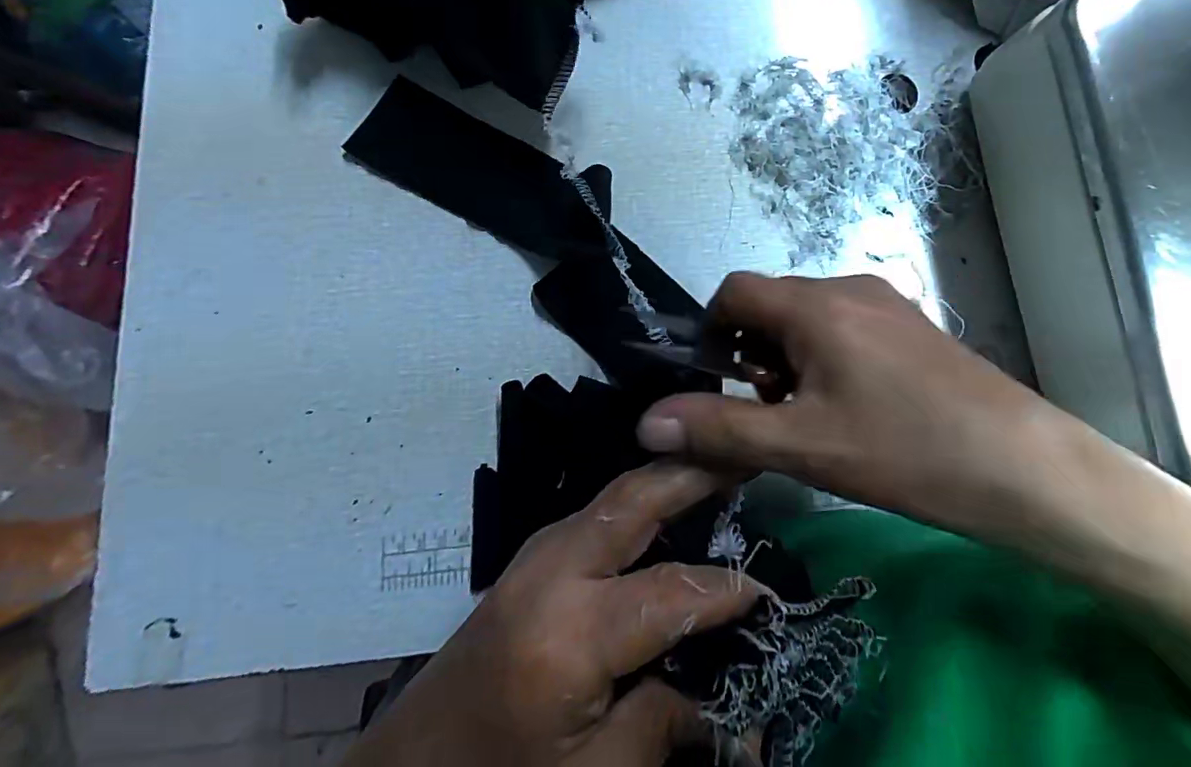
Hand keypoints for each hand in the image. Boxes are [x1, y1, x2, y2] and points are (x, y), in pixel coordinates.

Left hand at [344, 463, 758, 766]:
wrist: (420, 754)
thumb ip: (664, 726)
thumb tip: (733, 709)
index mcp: (572, 629)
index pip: (673, 593)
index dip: (728, 592)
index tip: (771, 591)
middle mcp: (554, 569)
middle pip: (633, 502)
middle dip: (691, 473)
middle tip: (742, 454)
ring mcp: (537, 553)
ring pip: (612, 497)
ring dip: (664, 478)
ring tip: (714, 467)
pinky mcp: (532, 556)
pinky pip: (596, 515)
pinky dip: (638, 501)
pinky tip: (666, 508)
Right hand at [635, 273, 1083, 540]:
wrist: (1031, 471)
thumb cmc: (908, 451)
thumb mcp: (802, 446)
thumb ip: (719, 428)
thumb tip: (646, 421)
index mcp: (814, 306)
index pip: (733, 291)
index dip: (711, 332)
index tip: (719, 383)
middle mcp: (847, 288)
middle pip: (769, 304)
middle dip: (752, 353)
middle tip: (772, 411)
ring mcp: (885, 303)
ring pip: (806, 316)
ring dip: (788, 357)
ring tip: (812, 416)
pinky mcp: (911, 325)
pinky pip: (843, 325)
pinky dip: (824, 357)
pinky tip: (854, 408)